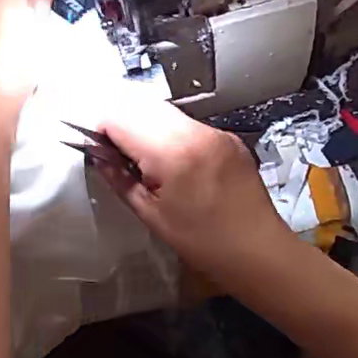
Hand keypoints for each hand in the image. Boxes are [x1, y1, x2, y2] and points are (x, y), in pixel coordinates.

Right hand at [92, 95, 296, 288]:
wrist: (259, 251)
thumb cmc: (202, 241)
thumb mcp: (151, 215)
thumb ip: (120, 180)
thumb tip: (98, 156)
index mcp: (171, 152)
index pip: (121, 119)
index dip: (102, 132)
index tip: (99, 152)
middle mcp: (194, 131)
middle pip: (142, 107)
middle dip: (123, 126)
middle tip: (119, 158)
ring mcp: (215, 132)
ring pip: (166, 113)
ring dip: (147, 128)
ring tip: (146, 163)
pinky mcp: (228, 138)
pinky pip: (189, 125)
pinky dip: (171, 135)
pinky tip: (175, 165)